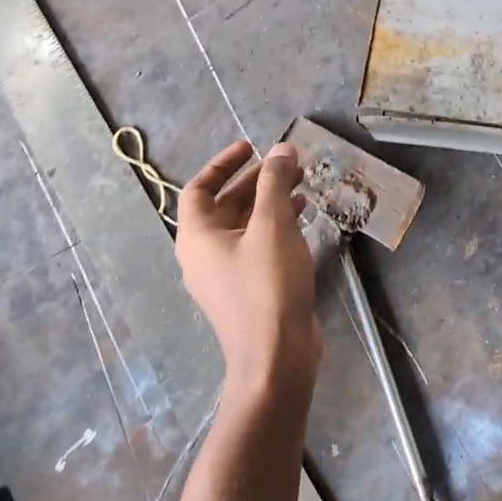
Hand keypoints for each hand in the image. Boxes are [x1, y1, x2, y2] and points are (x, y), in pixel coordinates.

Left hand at [175, 141, 321, 394]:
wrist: (275, 354)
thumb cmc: (267, 284)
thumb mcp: (273, 225)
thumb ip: (275, 183)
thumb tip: (281, 148)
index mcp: (197, 237)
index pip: (199, 188)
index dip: (223, 163)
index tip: (251, 146)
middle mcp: (203, 254)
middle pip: (223, 205)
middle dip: (254, 180)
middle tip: (286, 163)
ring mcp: (225, 275)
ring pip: (243, 225)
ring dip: (269, 201)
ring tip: (301, 184)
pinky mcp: (247, 289)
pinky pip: (256, 244)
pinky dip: (275, 225)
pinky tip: (304, 217)